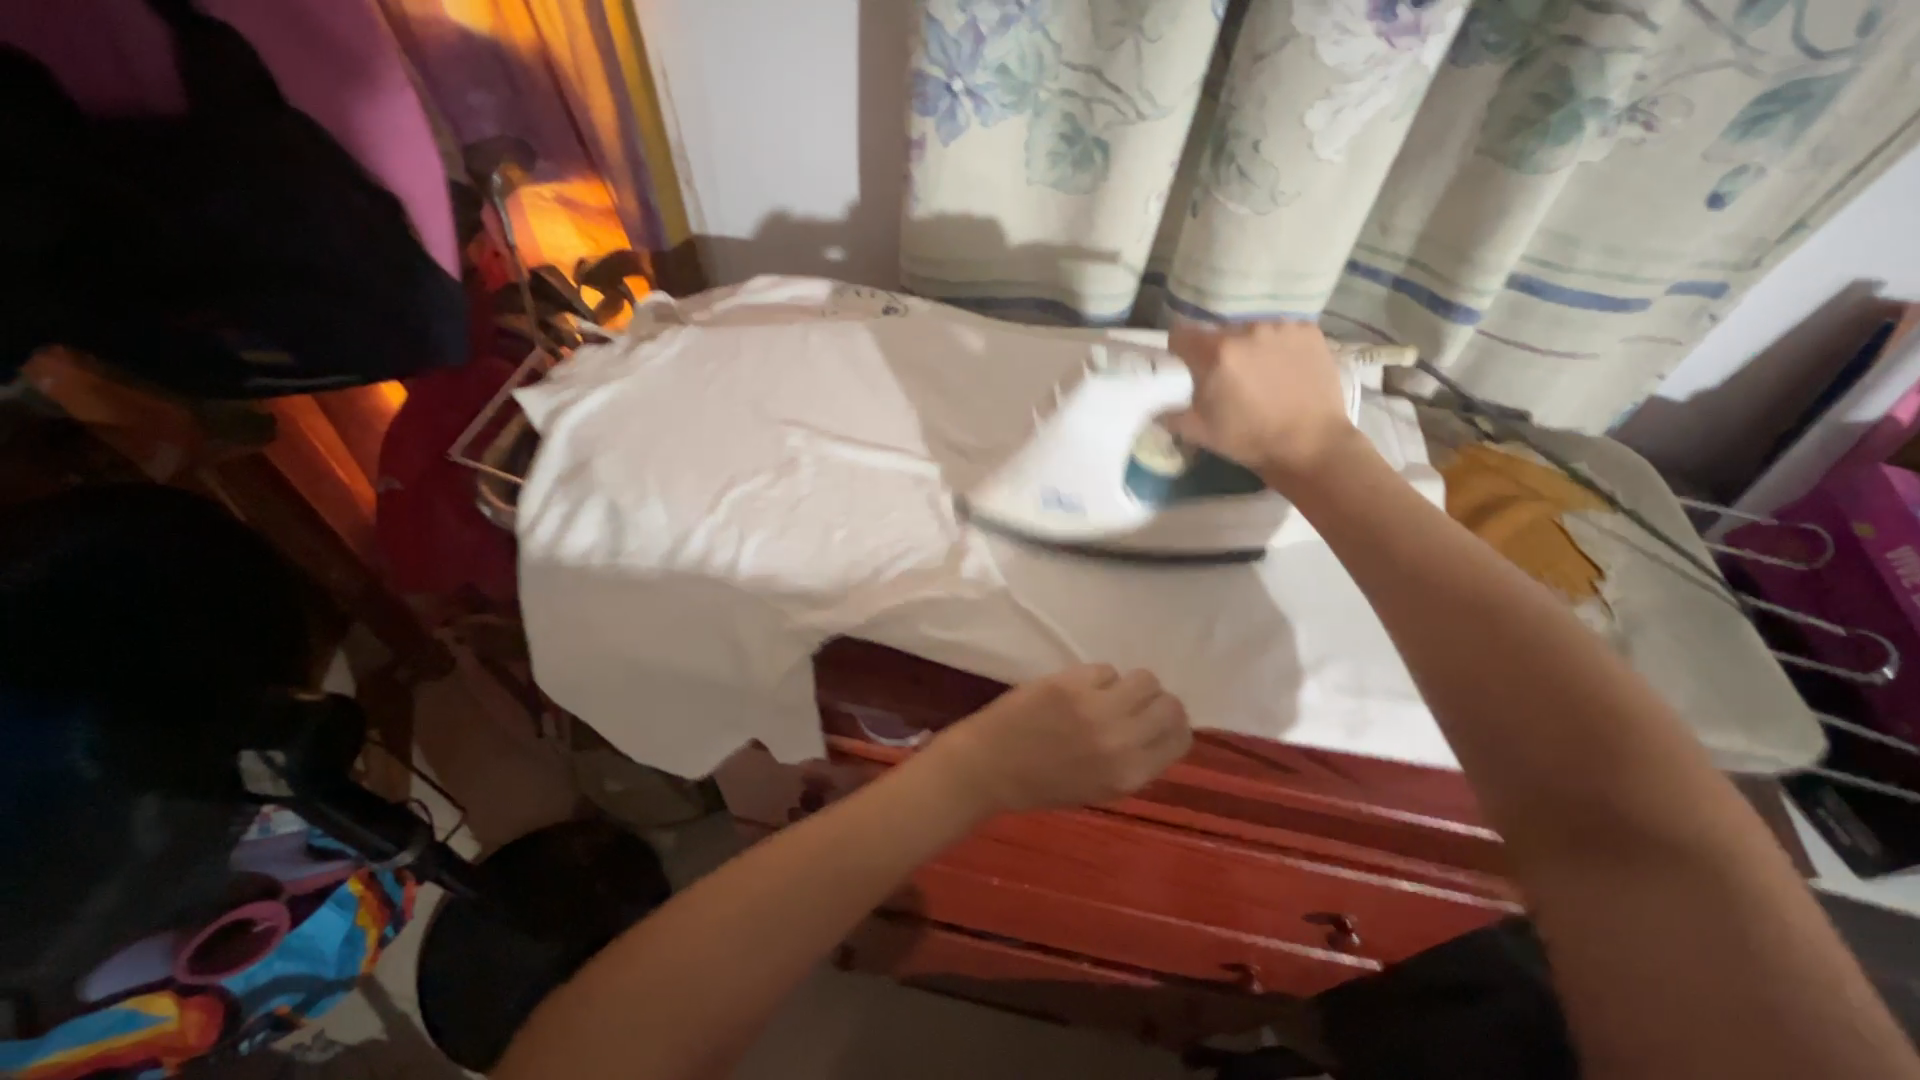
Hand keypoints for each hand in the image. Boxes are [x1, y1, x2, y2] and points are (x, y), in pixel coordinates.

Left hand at [928, 664, 1191, 814]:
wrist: (986, 767)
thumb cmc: (1040, 785)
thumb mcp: (1099, 788)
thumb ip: (1133, 762)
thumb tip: (1158, 730)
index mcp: (1129, 775)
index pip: (1181, 739)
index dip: (1172, 726)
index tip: (1155, 723)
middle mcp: (1121, 742)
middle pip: (1169, 704)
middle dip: (1154, 702)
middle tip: (1131, 704)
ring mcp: (1097, 709)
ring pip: (1144, 679)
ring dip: (1128, 685)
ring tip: (1103, 695)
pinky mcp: (1071, 683)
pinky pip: (1105, 668)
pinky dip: (1096, 677)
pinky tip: (1074, 690)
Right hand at [1165, 321, 1363, 484]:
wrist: (1311, 445)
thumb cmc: (1250, 440)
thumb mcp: (1200, 432)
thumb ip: (1170, 414)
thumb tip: (1154, 409)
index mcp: (1215, 353)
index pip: (1181, 333)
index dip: (1181, 351)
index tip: (1189, 368)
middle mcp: (1247, 329)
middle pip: (1219, 332)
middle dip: (1219, 352)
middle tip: (1231, 380)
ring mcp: (1281, 327)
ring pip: (1252, 330)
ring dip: (1250, 347)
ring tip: (1263, 376)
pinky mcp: (1308, 331)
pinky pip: (1283, 331)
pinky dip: (1280, 346)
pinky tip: (1286, 371)